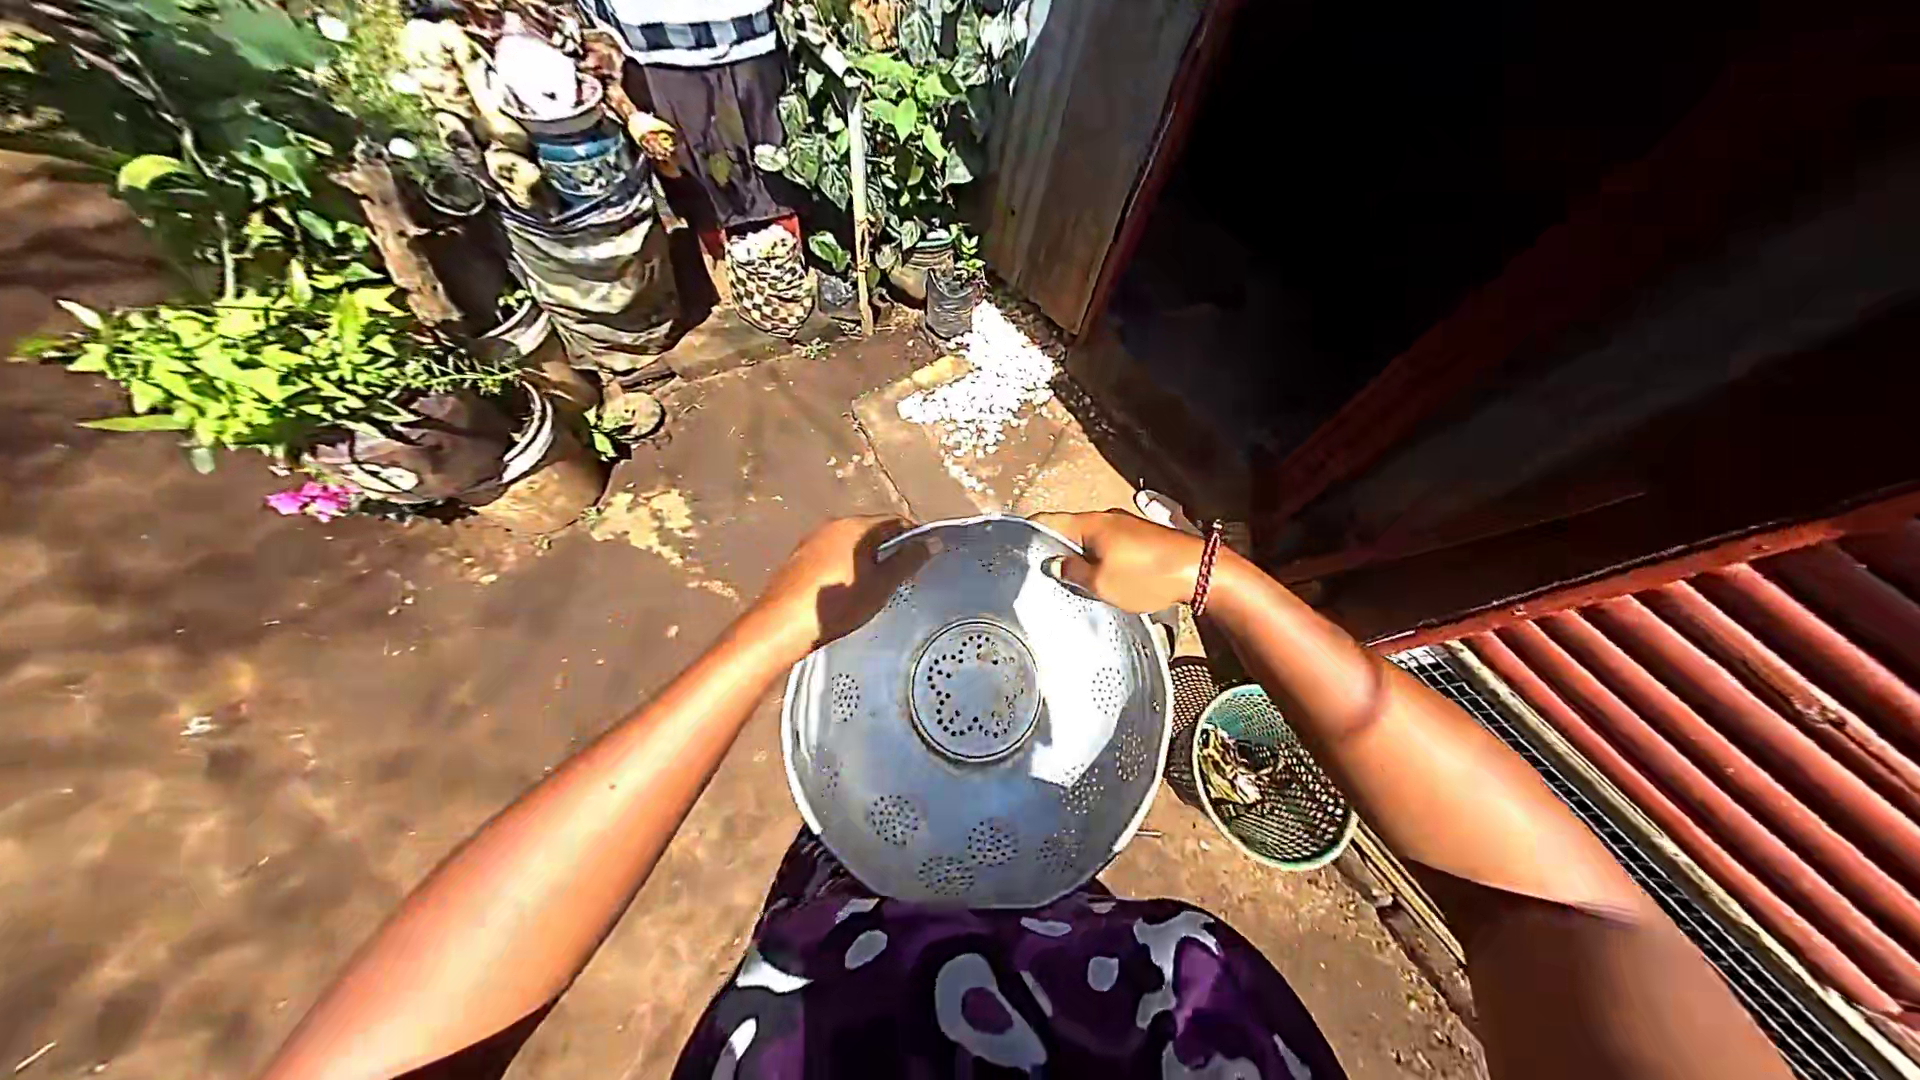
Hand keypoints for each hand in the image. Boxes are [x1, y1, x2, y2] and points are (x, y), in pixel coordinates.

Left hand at [740, 516, 929, 660]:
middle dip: (889, 549)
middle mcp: (831, 526)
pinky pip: (831, 557)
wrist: (781, 625)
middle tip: (902, 576)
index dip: (913, 538)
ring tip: (876, 587)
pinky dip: (845, 568)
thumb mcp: (882, 585)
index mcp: (855, 526)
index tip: (923, 557)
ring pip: (850, 544)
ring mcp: (811, 542)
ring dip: (866, 560)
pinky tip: (846, 592)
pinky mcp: (797, 561)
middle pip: (871, 531)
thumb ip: (908, 560)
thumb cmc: (837, 605)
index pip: (895, 521)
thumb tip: (931, 541)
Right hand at [1030, 509, 1204, 613]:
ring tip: (1072, 578)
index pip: (1049, 520)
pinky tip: (1101, 576)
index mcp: (1090, 523)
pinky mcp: (1143, 537)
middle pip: (1070, 529)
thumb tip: (1054, 564)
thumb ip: (1073, 572)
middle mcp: (1106, 518)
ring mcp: (1126, 525)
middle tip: (1042, 570)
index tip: (1015, 542)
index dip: (1029, 530)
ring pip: (1091, 538)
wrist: (1200, 570)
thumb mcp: (1101, 582)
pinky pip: (1110, 544)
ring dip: (1080, 554)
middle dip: (1055, 547)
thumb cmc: (1147, 576)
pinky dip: (1100, 557)